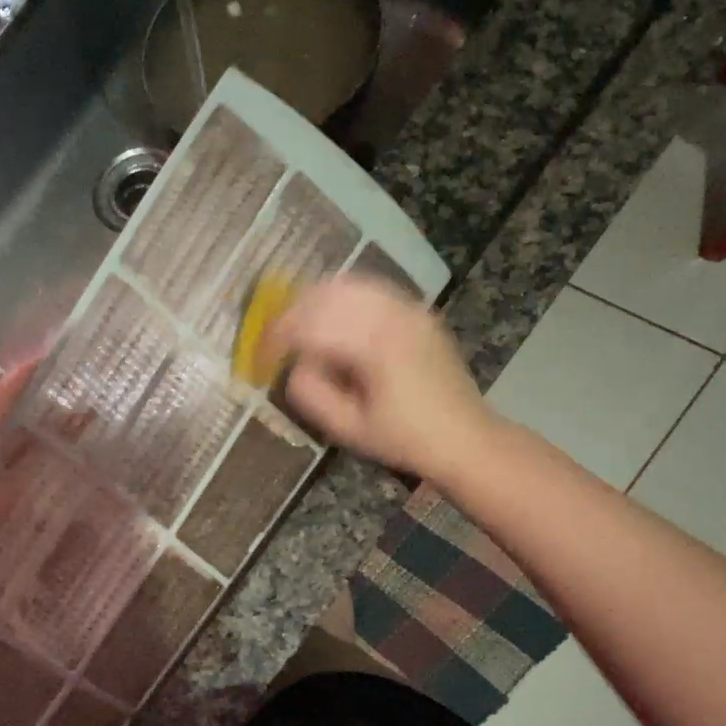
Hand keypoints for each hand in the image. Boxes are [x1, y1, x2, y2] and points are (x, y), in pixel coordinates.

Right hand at [270, 276, 495, 476]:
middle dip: (294, 313)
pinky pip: (371, 290)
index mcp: (375, 346)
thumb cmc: (402, 439)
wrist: (464, 436)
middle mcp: (393, 317)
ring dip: (317, 302)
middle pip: (327, 295)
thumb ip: (311, 394)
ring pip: (348, 286)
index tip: (262, 354)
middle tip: (276, 338)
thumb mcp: (346, 428)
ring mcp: (409, 309)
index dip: (278, 336)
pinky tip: (332, 318)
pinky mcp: (416, 311)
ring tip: (300, 326)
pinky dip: (343, 298)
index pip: (310, 325)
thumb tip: (293, 366)